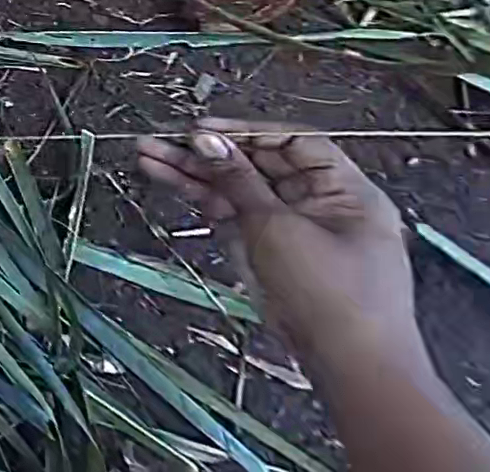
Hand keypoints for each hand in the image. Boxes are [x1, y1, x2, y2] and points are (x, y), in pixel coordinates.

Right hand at [136, 118, 420, 371]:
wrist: (344, 359)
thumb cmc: (328, 288)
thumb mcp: (278, 225)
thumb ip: (237, 178)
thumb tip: (205, 138)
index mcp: (342, 191)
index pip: (295, 142)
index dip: (247, 131)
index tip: (202, 129)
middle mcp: (312, 199)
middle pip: (252, 160)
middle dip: (204, 149)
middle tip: (160, 136)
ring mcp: (280, 218)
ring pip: (228, 181)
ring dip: (186, 166)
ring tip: (145, 150)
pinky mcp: (255, 237)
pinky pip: (221, 203)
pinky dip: (191, 189)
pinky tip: (159, 172)